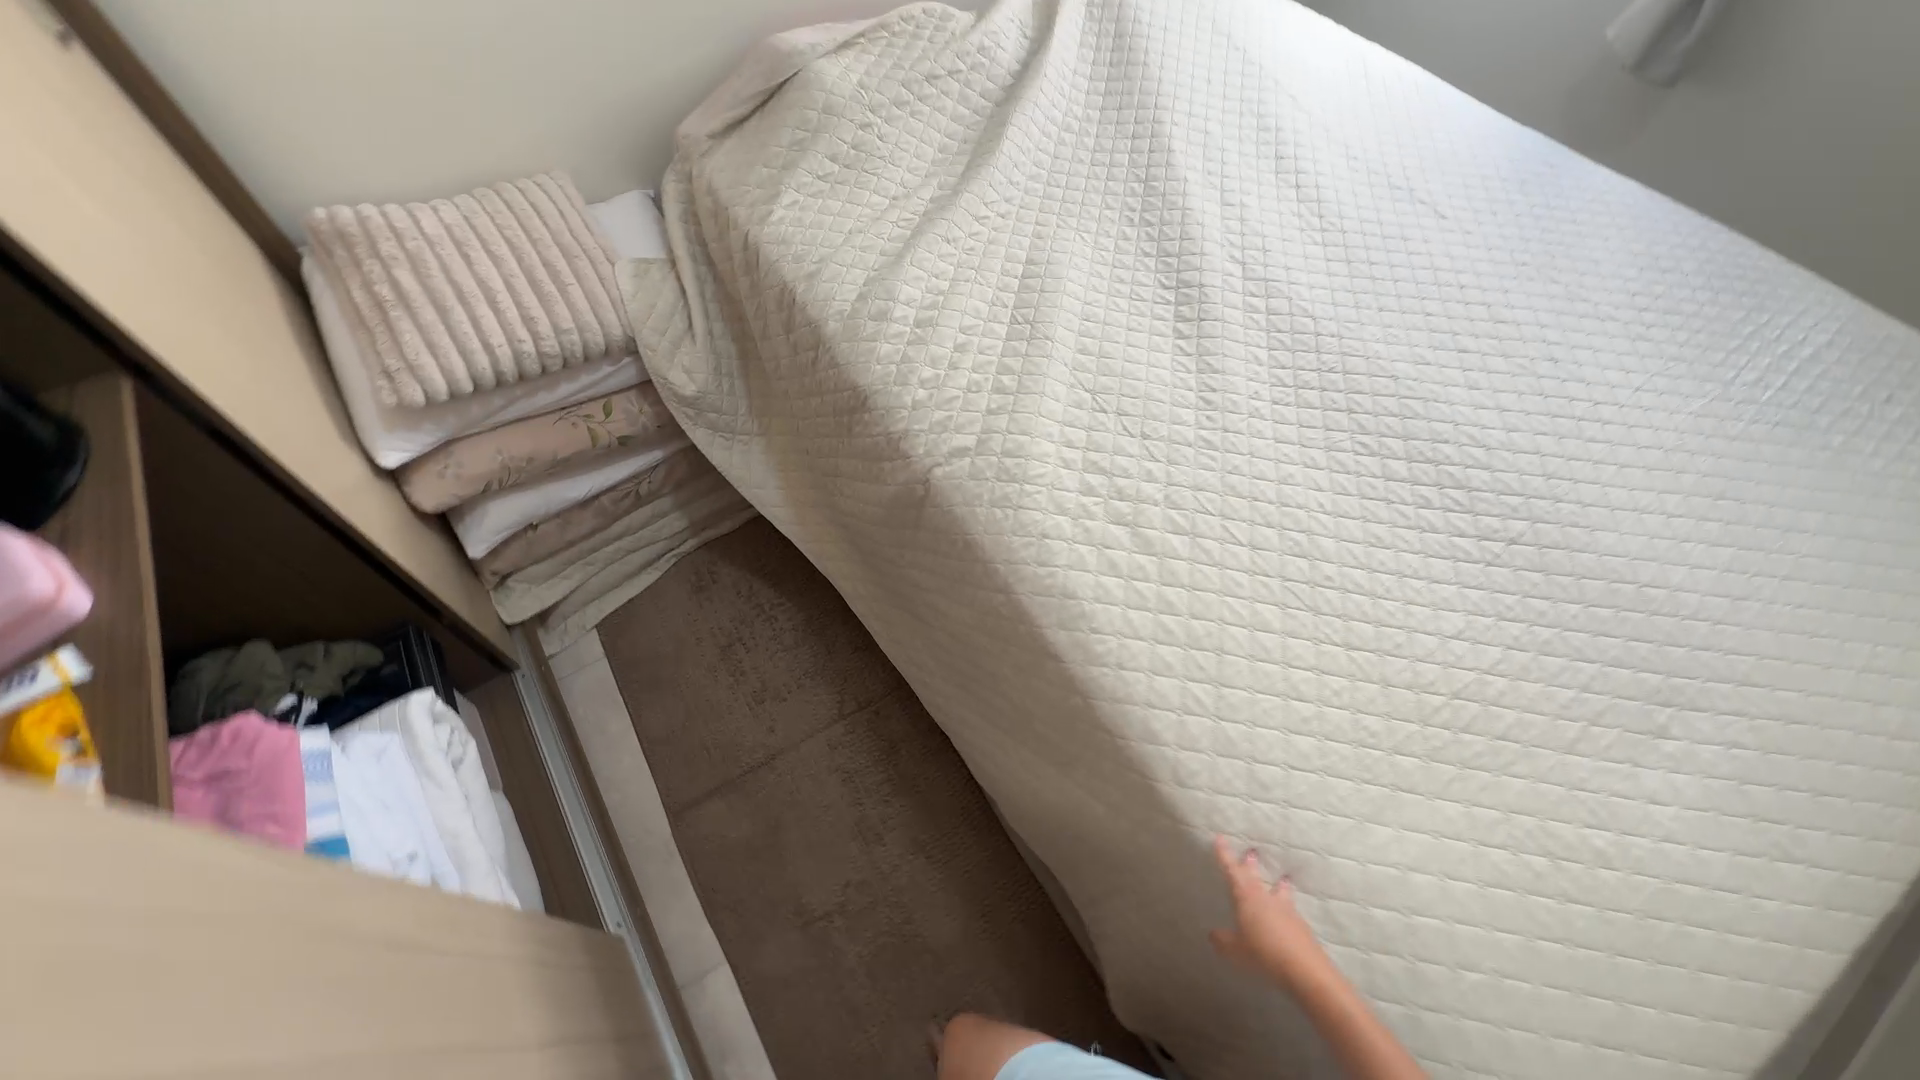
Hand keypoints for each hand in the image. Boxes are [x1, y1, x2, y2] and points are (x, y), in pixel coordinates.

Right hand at [1209, 835, 1326, 986]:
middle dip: (1250, 865)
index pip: (1232, 872)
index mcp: (1247, 898)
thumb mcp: (1235, 950)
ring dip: (1278, 884)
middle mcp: (1266, 899)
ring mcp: (1286, 910)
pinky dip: (1286, 907)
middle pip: (1256, 877)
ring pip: (1279, 891)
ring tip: (1283, 879)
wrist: (1304, 969)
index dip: (1224, 856)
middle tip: (1251, 852)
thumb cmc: (1262, 953)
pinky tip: (1287, 915)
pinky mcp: (1300, 925)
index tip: (1220, 838)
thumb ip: (1223, 941)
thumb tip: (1213, 934)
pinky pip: (1289, 910)